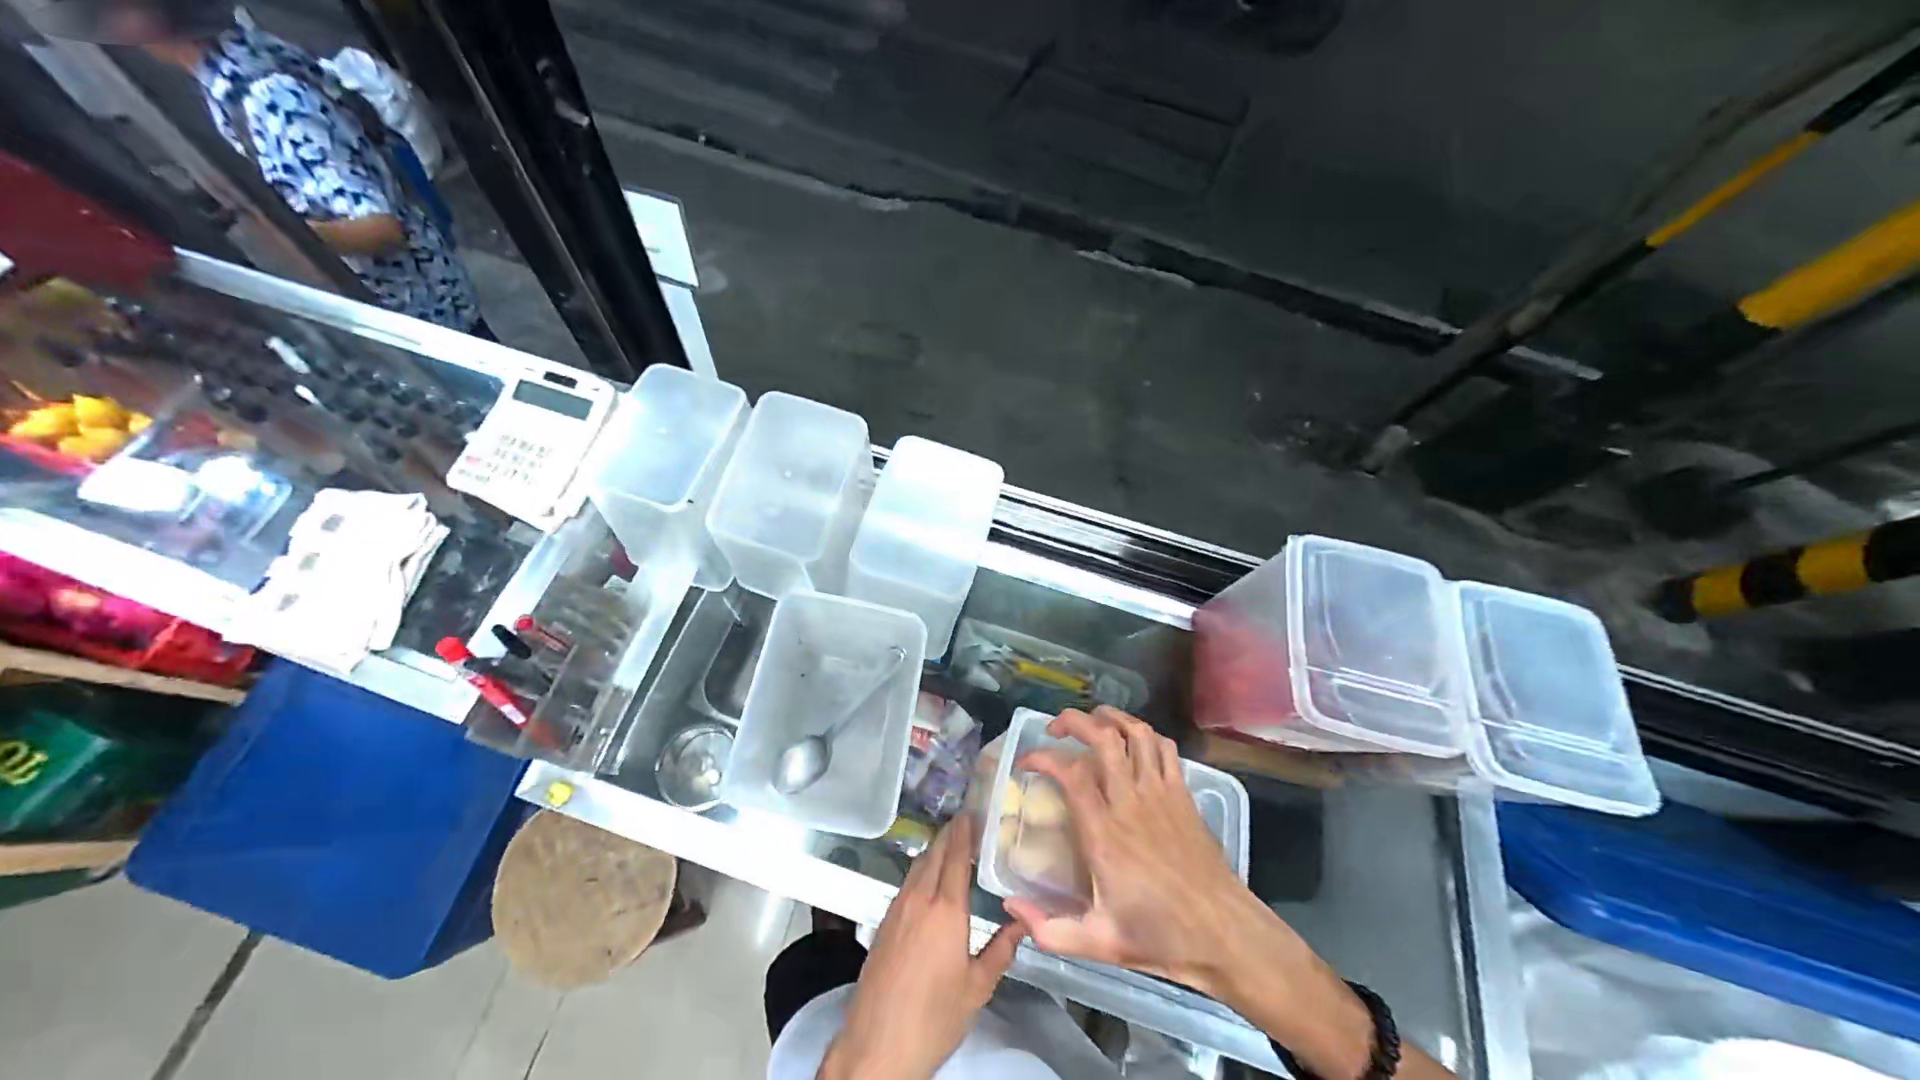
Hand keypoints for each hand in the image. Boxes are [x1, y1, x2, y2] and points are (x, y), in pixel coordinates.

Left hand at [820, 816, 1025, 1079]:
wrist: (877, 1045)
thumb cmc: (934, 1017)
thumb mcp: (977, 988)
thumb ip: (1001, 950)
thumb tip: (1022, 923)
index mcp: (946, 909)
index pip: (956, 856)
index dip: (965, 831)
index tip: (975, 812)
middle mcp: (919, 899)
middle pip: (934, 853)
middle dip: (951, 834)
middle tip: (968, 822)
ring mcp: (896, 909)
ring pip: (918, 866)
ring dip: (935, 850)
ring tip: (953, 845)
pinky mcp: (883, 923)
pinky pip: (906, 883)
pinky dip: (922, 869)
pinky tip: (931, 879)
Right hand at [1004, 707, 1383, 1079]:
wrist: (1224, 933)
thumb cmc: (1160, 936)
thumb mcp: (1098, 943)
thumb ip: (1049, 930)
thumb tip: (1010, 907)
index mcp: (1104, 833)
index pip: (1070, 773)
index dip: (1042, 757)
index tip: (1026, 762)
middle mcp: (1130, 802)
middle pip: (1103, 738)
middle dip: (1074, 721)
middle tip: (1055, 729)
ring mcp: (1161, 793)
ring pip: (1136, 734)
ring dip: (1111, 718)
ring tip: (1093, 721)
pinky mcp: (1184, 795)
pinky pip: (1165, 749)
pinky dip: (1146, 734)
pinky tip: (1134, 741)